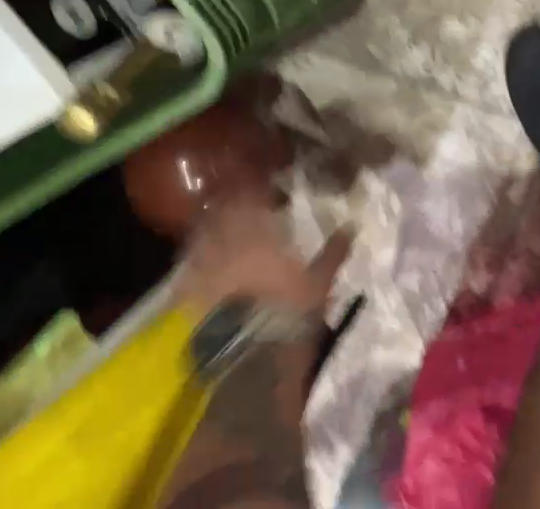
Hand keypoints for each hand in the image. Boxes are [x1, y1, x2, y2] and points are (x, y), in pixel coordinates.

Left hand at [178, 189, 350, 318]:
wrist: (252, 357)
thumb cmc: (290, 313)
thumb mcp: (320, 282)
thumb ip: (333, 252)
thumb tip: (351, 226)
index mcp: (261, 238)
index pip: (253, 202)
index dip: (256, 189)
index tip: (263, 183)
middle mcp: (229, 247)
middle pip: (224, 214)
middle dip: (231, 204)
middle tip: (240, 198)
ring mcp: (206, 270)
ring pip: (203, 236)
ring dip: (212, 226)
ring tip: (220, 222)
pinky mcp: (192, 295)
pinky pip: (188, 268)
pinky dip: (195, 258)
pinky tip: (202, 257)